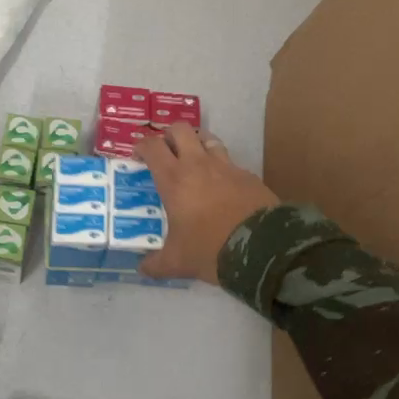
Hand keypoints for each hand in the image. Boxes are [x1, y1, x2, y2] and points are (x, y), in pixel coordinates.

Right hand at [135, 124, 279, 283]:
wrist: (261, 248)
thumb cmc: (209, 249)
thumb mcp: (177, 262)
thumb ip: (156, 264)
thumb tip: (142, 269)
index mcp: (174, 179)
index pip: (152, 147)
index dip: (141, 145)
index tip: (137, 155)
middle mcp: (199, 165)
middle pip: (181, 129)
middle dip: (169, 135)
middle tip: (166, 152)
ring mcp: (227, 167)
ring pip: (208, 139)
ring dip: (198, 144)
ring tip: (194, 162)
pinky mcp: (249, 176)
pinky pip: (231, 163)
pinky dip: (222, 168)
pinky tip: (223, 186)